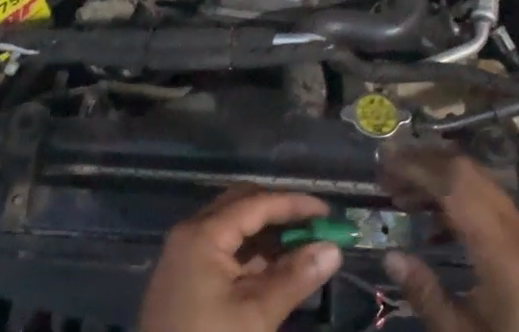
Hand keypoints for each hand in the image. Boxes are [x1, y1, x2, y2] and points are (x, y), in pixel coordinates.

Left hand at [139, 188, 343, 331]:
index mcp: (203, 233)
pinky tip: (276, 266)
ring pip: (232, 225)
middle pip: (241, 204)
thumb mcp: (256, 315)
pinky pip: (223, 247)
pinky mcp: (186, 275)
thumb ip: (295, 278)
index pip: (256, 203)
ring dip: (267, 232)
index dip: (295, 204)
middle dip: (280, 211)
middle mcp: (191, 232)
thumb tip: (333, 250)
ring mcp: (185, 253)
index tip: (329, 213)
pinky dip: (251, 251)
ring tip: (303, 245)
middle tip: (316, 226)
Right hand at [380, 146, 518, 331]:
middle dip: (426, 165)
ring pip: (483, 187)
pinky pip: (496, 209)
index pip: (455, 183)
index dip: (417, 166)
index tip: (382, 164)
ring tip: (404, 200)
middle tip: (386, 178)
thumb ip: (427, 296)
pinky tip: (439, 230)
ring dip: (443, 182)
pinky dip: (463, 202)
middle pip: (470, 174)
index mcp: (502, 250)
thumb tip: (391, 256)